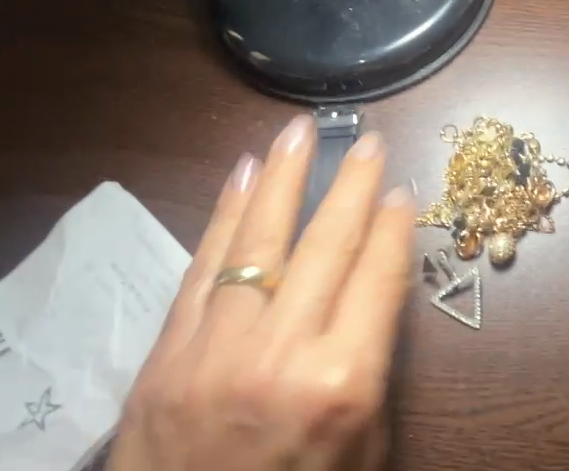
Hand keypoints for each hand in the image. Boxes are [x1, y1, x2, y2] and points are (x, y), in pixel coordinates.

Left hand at [110, 116, 414, 470]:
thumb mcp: (365, 449)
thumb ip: (371, 364)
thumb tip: (374, 284)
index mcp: (342, 381)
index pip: (379, 276)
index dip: (394, 227)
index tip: (403, 190)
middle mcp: (283, 353)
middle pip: (326, 245)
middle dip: (351, 185)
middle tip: (367, 141)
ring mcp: (216, 351)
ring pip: (259, 242)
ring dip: (284, 178)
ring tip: (300, 130)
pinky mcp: (165, 357)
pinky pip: (201, 269)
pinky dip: (224, 216)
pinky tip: (243, 174)